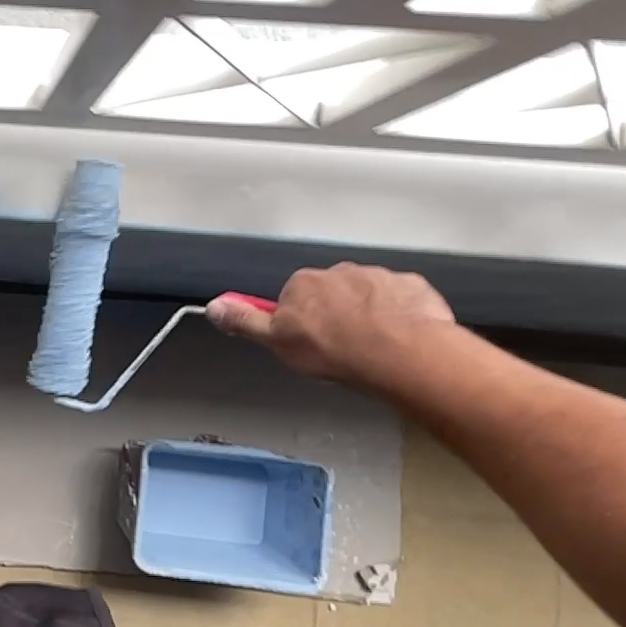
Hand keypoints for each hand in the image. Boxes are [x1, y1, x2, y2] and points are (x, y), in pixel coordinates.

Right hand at [206, 263, 457, 385]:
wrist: (401, 354)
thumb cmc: (337, 350)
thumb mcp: (277, 341)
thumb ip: (244, 321)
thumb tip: (214, 307)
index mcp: (303, 283)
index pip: (292, 298)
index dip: (298, 321)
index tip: (305, 340)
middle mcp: (338, 272)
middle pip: (330, 293)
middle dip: (334, 315)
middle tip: (338, 347)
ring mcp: (378, 277)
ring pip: (366, 296)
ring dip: (367, 315)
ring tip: (369, 348)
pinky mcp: (411, 287)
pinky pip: (400, 299)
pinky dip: (398, 315)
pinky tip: (397, 339)